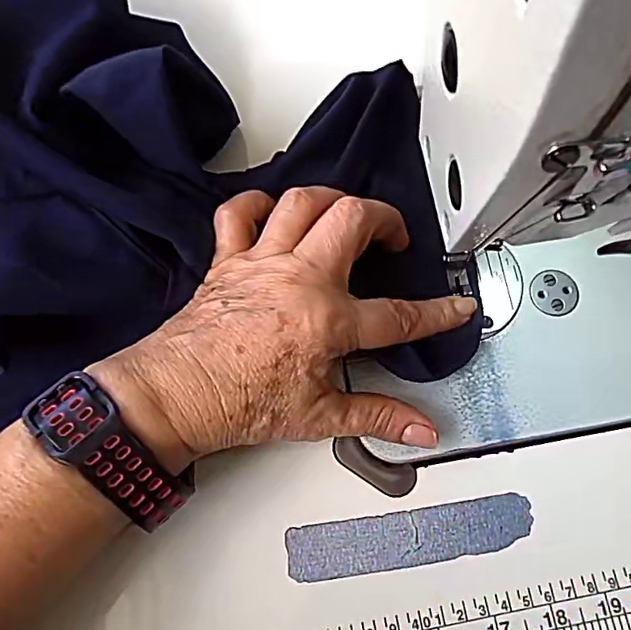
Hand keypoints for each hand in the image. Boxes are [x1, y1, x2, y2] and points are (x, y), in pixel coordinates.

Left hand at [90, 188, 476, 470]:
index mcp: (327, 320)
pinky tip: (271, 212)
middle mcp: (298, 279)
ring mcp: (260, 264)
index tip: (454, 307)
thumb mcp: (316, 416)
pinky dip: (255, 204)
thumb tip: (417, 430)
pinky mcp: (227, 262)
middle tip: (392, 238)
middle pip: (354, 220)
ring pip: (303, 201)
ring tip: (345, 214)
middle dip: (385, 219)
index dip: (434, 312)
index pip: (397, 315)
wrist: (176, 395)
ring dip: (331, 198)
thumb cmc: (237, 403)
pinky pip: (238, 214)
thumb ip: (375, 417)